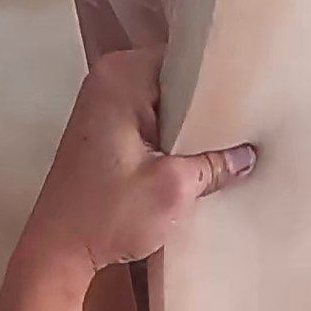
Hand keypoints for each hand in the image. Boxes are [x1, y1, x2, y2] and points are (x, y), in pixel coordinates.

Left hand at [21, 48, 255, 273]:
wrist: (59, 252)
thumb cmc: (107, 216)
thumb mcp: (172, 190)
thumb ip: (214, 165)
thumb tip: (248, 155)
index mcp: (121, 77)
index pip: (187, 58)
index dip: (221, 81)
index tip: (251, 101)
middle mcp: (107, 83)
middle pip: (176, 83)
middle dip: (208, 110)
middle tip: (247, 130)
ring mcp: (102, 112)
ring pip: (165, 110)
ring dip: (190, 133)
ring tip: (226, 150)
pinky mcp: (104, 140)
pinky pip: (150, 130)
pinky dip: (170, 147)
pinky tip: (194, 167)